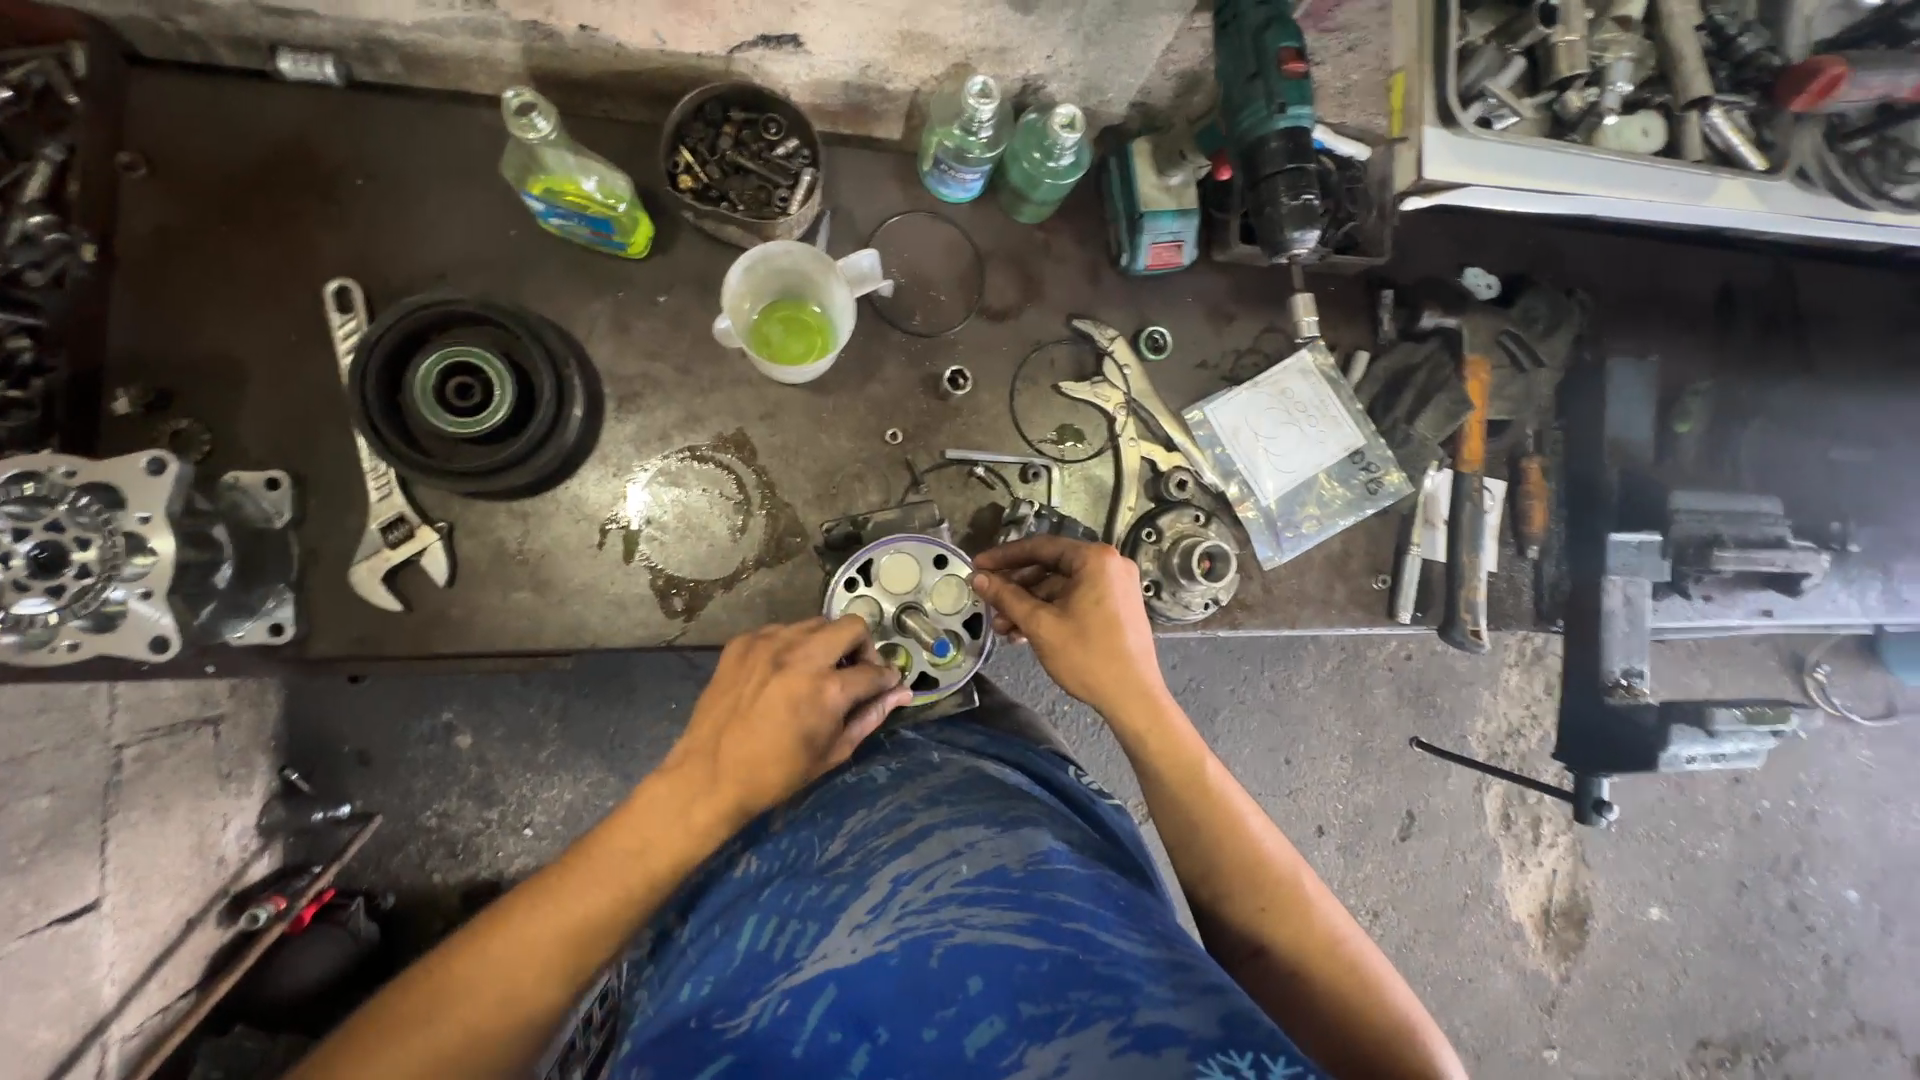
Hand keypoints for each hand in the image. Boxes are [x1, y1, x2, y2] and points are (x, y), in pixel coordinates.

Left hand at [663, 615, 911, 826]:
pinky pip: (783, 630)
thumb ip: (871, 715)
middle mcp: (801, 656)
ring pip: (817, 624)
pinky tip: (785, 672)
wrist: (710, 775)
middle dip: (863, 648)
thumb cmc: (777, 773)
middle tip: (855, 671)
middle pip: (852, 627)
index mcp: (827, 689)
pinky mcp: (743, 642)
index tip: (887, 684)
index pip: (875, 671)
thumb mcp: (834, 751)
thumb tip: (901, 693)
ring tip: (818, 671)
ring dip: (827, 644)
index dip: (887, 679)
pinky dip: (793, 646)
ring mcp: (768, 644)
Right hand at [970, 536, 1170, 718]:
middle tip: (988, 602)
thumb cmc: (1087, 656)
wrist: (1133, 698)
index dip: (1004, 557)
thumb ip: (1007, 597)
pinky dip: (1050, 612)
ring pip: (1061, 587)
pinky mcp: (1116, 607)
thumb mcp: (1040, 624)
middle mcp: (1109, 564)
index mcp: (1095, 559)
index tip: (977, 565)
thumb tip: (978, 578)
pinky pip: (1075, 600)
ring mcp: (1115, 586)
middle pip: (1051, 567)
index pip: (1040, 547)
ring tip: (1001, 628)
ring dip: (1029, 605)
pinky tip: (1024, 633)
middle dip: (1016, 588)